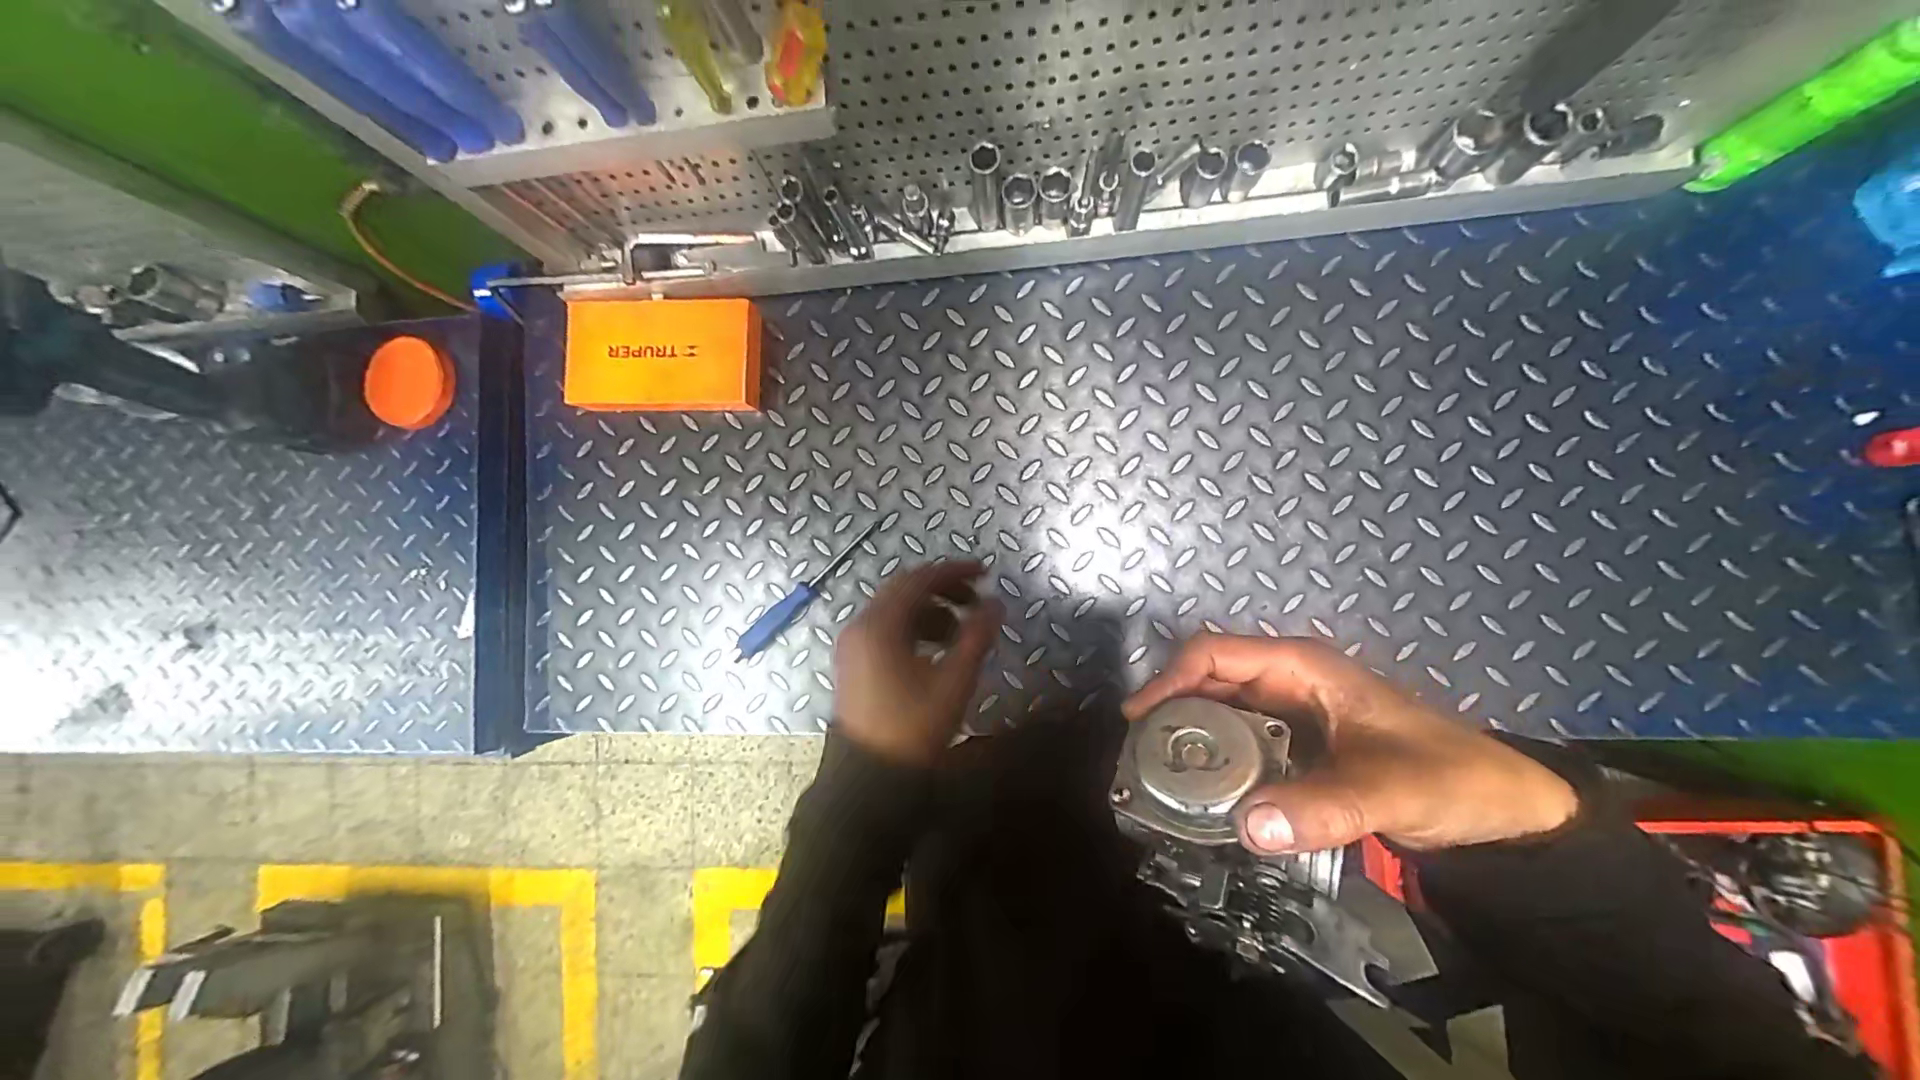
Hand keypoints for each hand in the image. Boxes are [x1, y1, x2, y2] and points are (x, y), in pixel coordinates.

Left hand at [833, 560, 1003, 765]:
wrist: (869, 777)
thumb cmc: (913, 728)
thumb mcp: (953, 682)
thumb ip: (977, 637)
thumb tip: (996, 605)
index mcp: (880, 625)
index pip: (920, 580)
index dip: (955, 572)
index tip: (986, 572)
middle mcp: (860, 626)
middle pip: (905, 589)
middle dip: (943, 589)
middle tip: (976, 598)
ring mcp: (853, 644)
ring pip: (895, 609)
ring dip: (930, 609)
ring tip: (960, 629)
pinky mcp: (854, 661)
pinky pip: (886, 628)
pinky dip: (913, 627)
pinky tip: (936, 646)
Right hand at [1123, 635, 1577, 854]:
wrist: (1506, 808)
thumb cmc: (1450, 777)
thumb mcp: (1388, 790)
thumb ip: (1323, 807)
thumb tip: (1247, 827)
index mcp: (1302, 667)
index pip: (1216, 654)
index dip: (1171, 677)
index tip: (1140, 717)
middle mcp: (1289, 680)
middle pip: (1209, 678)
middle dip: (1171, 706)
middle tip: (1142, 752)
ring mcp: (1292, 709)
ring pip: (1221, 707)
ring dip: (1190, 731)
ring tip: (1159, 770)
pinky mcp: (1297, 740)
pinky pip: (1240, 737)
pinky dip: (1215, 754)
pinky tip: (1202, 785)